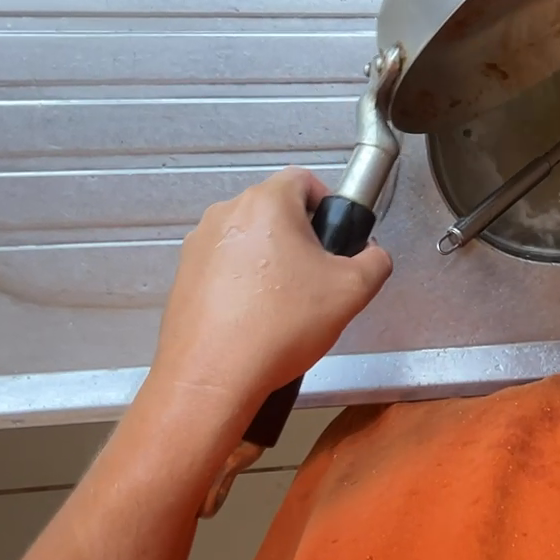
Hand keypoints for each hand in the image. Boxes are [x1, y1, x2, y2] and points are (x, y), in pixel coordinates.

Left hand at [150, 168, 391, 407]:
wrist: (211, 380)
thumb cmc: (282, 325)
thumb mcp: (354, 290)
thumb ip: (376, 260)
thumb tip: (370, 254)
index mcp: (266, 203)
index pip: (305, 179)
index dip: (328, 204)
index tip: (335, 240)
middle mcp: (227, 213)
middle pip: (276, 209)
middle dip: (301, 235)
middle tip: (317, 277)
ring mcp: (199, 245)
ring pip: (251, 238)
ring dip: (271, 259)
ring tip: (285, 304)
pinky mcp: (183, 276)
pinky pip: (225, 265)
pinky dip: (244, 281)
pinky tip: (254, 318)